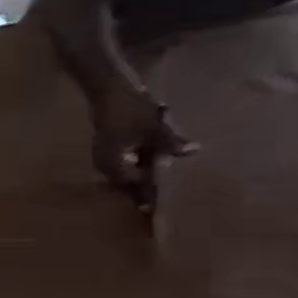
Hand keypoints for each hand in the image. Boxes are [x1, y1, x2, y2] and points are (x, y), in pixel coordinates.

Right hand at [89, 80, 195, 212]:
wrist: (109, 88)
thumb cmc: (129, 109)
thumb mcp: (154, 126)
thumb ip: (171, 142)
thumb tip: (194, 151)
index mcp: (113, 165)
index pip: (133, 185)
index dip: (148, 194)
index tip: (157, 209)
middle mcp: (105, 166)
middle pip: (126, 184)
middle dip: (141, 191)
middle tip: (155, 205)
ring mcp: (104, 158)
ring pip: (124, 175)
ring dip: (138, 180)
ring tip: (155, 188)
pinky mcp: (107, 150)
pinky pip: (122, 165)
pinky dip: (135, 167)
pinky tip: (148, 166)